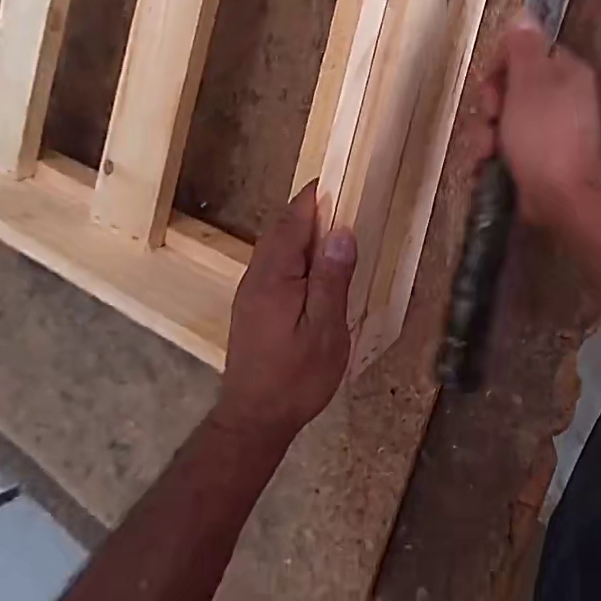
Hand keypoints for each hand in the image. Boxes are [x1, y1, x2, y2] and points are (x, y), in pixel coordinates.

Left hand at [213, 184, 356, 442]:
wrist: (254, 421)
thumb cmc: (296, 376)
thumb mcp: (325, 329)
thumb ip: (332, 278)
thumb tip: (341, 230)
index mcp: (274, 275)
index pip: (293, 219)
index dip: (316, 196)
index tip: (342, 180)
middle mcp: (257, 275)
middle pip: (283, 228)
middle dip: (313, 211)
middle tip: (348, 206)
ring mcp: (252, 290)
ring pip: (278, 245)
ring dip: (306, 233)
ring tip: (339, 235)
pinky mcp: (253, 305)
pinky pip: (276, 264)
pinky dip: (298, 253)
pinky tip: (319, 270)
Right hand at [481, 18, 600, 231]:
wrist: (561, 199)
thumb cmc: (544, 136)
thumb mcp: (530, 83)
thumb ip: (523, 47)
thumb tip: (524, 13)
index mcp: (565, 72)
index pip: (525, 51)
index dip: (500, 65)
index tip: (492, 82)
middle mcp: (561, 96)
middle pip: (510, 85)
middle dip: (491, 104)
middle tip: (491, 117)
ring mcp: (549, 128)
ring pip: (502, 117)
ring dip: (487, 133)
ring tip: (489, 150)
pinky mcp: (537, 156)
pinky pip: (506, 144)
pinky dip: (494, 154)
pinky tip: (490, 165)